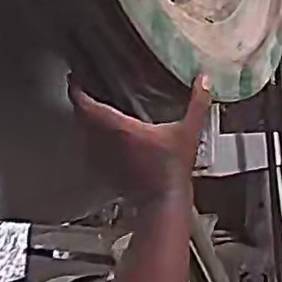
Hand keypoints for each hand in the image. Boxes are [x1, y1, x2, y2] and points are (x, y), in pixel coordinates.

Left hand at [69, 76, 210, 205]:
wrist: (164, 202)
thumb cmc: (173, 167)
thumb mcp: (189, 131)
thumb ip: (197, 103)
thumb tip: (204, 80)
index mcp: (121, 128)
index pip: (87, 105)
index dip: (77, 90)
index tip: (77, 79)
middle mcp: (106, 142)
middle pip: (81, 118)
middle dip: (82, 103)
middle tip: (87, 91)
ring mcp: (103, 159)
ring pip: (84, 134)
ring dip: (86, 122)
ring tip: (95, 112)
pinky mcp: (104, 172)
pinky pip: (92, 150)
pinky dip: (93, 140)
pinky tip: (105, 139)